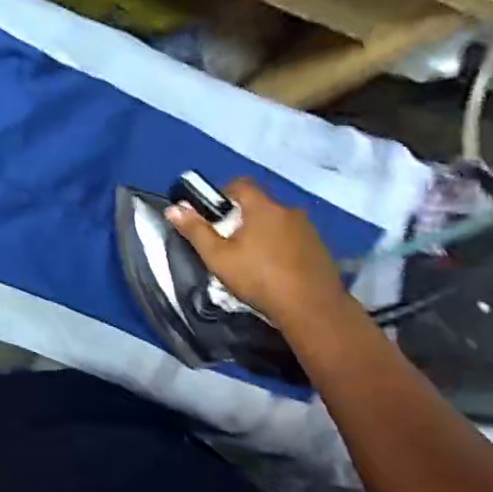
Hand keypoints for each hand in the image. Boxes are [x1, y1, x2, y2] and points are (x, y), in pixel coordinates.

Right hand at [164, 178, 348, 327]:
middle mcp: (288, 210)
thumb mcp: (218, 257)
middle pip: (259, 204)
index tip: (212, 215)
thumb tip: (173, 209)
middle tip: (227, 244)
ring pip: (276, 222)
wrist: (310, 307)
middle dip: (241, 218)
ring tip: (251, 259)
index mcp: (263, 208)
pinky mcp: (319, 246)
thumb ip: (195, 231)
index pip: (240, 184)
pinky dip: (280, 246)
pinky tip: (274, 269)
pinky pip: (292, 237)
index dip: (222, 194)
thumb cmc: (258, 278)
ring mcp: (308, 228)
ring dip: (262, 232)